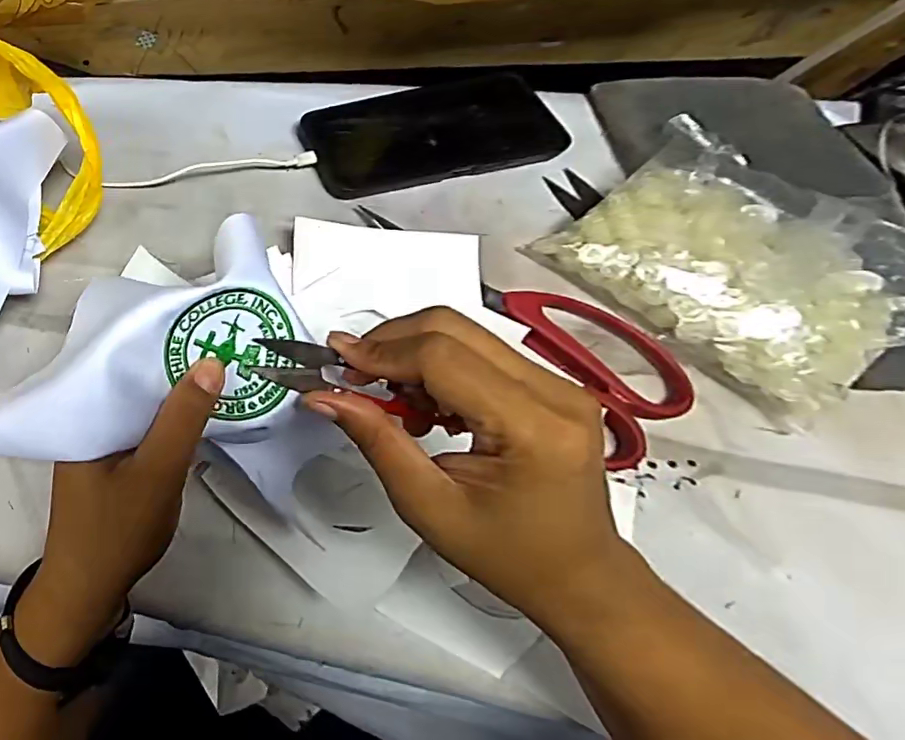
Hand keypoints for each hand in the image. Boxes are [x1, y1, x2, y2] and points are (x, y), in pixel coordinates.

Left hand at [13, 357, 224, 665]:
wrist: (87, 592)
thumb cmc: (116, 529)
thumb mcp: (157, 471)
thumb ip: (182, 419)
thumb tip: (211, 362)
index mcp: (81, 410)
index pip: (118, 360)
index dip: (156, 341)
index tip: (195, 323)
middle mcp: (82, 417)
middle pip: (128, 380)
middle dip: (167, 366)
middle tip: (213, 342)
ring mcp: (94, 440)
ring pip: (135, 405)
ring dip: (167, 394)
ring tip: (209, 370)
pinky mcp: (107, 460)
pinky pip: (136, 427)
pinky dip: (161, 420)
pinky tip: (190, 414)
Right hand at [299, 307, 643, 626]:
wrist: (579, 576)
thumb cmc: (509, 553)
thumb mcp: (426, 503)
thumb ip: (374, 438)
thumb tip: (324, 395)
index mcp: (534, 429)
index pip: (441, 358)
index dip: (380, 352)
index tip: (336, 360)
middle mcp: (556, 394)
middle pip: (449, 328)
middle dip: (389, 343)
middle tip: (354, 375)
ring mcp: (558, 383)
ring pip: (459, 330)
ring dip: (408, 351)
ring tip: (391, 397)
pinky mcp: (548, 382)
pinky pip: (474, 346)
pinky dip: (432, 361)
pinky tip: (424, 401)